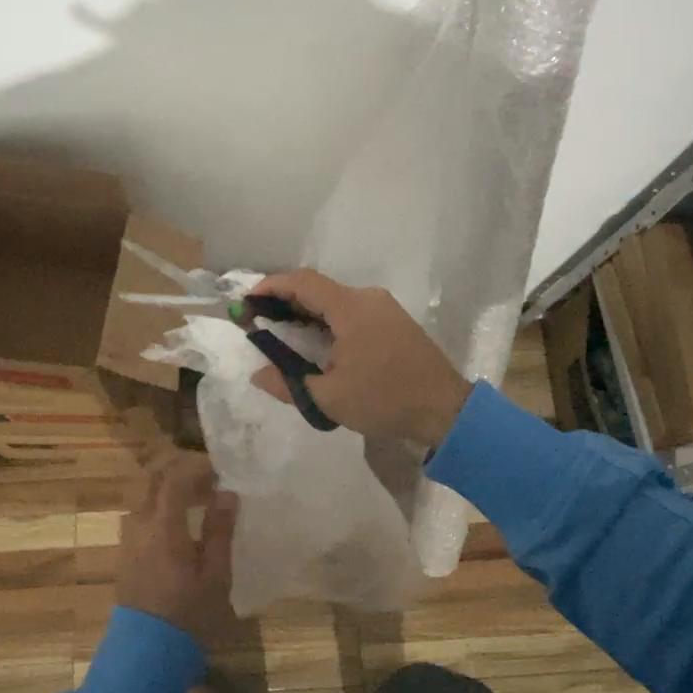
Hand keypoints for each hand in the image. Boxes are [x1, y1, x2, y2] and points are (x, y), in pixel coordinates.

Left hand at [116, 447, 239, 647]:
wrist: (146, 654)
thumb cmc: (188, 615)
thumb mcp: (215, 576)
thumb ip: (219, 531)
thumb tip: (227, 494)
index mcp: (163, 526)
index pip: (175, 477)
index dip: (196, 466)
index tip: (220, 469)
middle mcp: (140, 524)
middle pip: (153, 478)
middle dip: (179, 468)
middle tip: (208, 477)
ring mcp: (128, 538)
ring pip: (144, 494)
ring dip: (168, 485)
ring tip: (197, 498)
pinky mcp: (125, 552)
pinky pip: (140, 512)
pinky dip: (159, 503)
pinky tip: (179, 521)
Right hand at [249, 269, 470, 445]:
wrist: (445, 410)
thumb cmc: (385, 400)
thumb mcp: (329, 398)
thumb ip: (288, 383)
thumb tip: (259, 374)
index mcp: (350, 308)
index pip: (302, 281)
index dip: (270, 286)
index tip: (246, 302)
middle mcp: (367, 298)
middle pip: (317, 288)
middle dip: (284, 300)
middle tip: (258, 320)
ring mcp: (384, 308)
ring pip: (335, 300)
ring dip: (306, 312)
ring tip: (282, 334)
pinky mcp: (394, 322)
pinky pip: (352, 311)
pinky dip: (327, 320)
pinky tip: (317, 343)